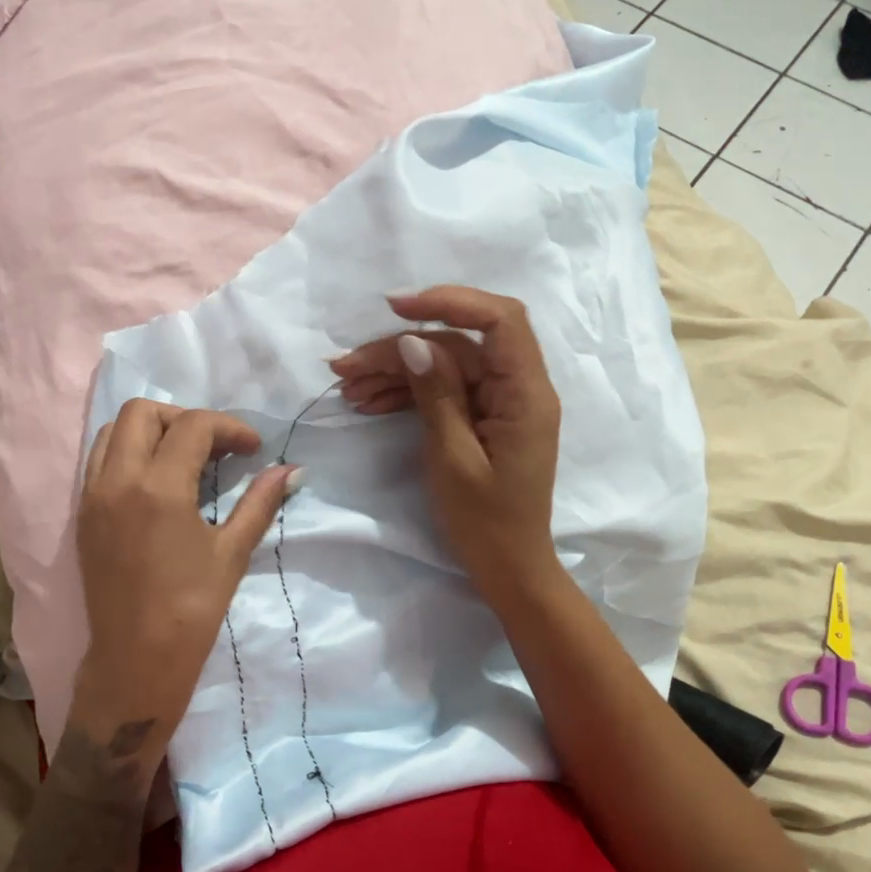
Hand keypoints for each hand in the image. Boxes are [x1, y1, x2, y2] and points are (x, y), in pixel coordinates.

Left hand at [74, 400, 294, 760]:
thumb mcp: (232, 552)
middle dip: (183, 418)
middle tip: (214, 448)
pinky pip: (98, 461)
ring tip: (182, 460)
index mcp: (158, 487)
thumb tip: (292, 470)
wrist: (137, 658)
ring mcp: (92, 497)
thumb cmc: (192, 608)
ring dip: (150, 432)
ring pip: (112, 432)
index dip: (229, 428)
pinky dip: (127, 454)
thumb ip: (259, 502)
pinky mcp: (82, 515)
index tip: (252, 449)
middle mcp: (117, 481)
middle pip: (142, 413)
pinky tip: (155, 483)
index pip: (192, 426)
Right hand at [329, 286, 561, 602]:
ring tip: (348, 390)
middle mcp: (519, 388)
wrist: (509, 569)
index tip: (395, 309)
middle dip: (400, 350)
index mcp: (525, 393)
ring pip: (446, 367)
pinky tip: (370, 403)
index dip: (449, 302)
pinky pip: (446, 392)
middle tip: (345, 369)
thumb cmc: (485, 522)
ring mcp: (501, 404)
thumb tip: (413, 342)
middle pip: (458, 346)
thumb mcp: (453, 458)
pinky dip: (408, 394)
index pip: (498, 320)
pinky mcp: (484, 420)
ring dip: (396, 373)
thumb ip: (437, 395)